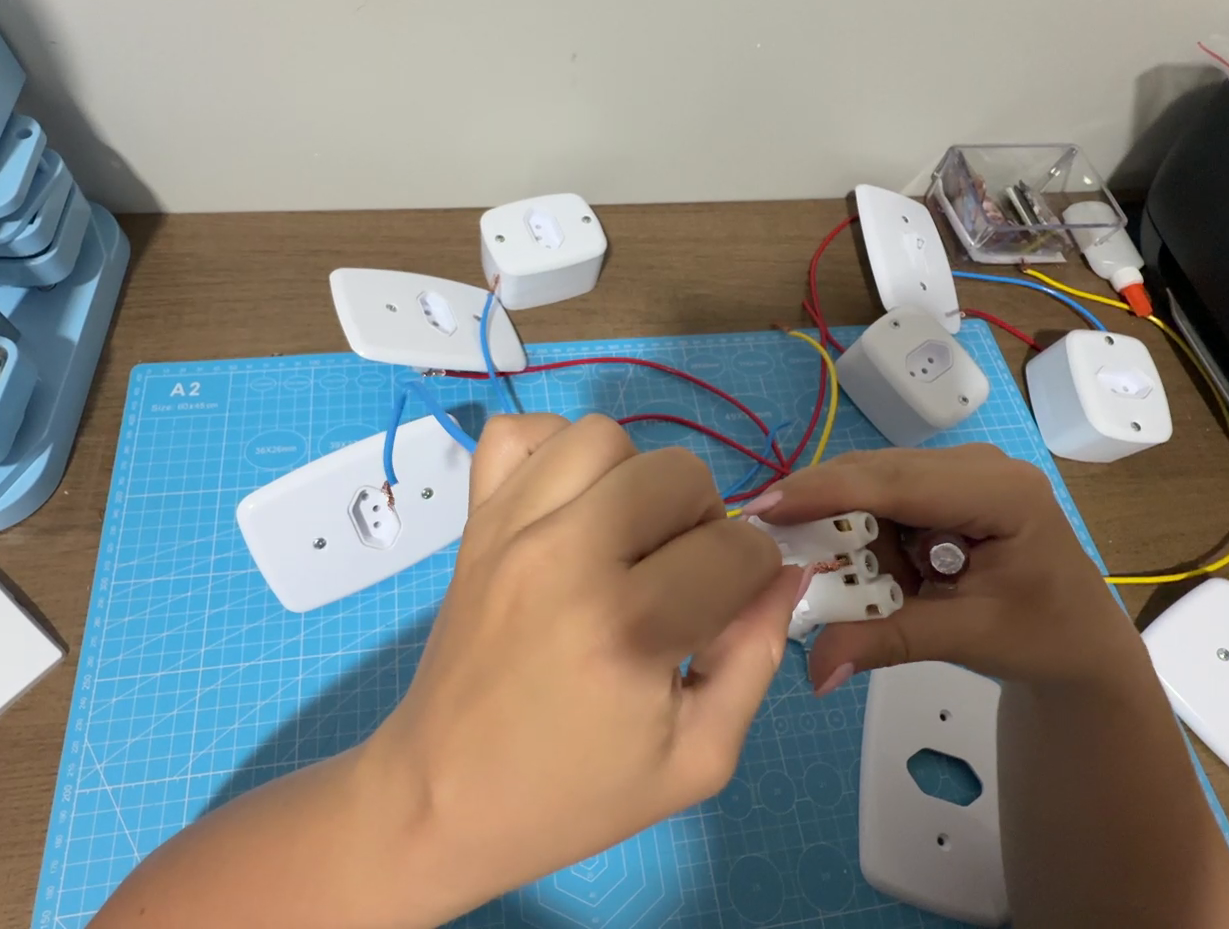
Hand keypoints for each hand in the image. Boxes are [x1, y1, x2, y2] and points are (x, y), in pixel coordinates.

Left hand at [362, 414, 805, 913]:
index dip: (756, 572)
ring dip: (635, 478)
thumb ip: (757, 654)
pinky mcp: (474, 520)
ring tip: (624, 535)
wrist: (444, 794)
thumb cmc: (575, 793)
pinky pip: (516, 434)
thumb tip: (784, 568)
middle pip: (678, 472)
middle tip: (680, 573)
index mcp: (629, 628)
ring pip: (604, 436)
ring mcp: (511, 527)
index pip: (736, 548)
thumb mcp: (698, 757)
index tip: (730, 605)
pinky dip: (552, 450)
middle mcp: (567, 556)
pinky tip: (568, 503)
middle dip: (704, 519)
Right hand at [749, 444, 1143, 694]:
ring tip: (808, 556)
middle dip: (817, 501)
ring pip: (871, 478)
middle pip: (875, 471)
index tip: (765, 509)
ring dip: (837, 517)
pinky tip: (851, 556)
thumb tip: (814, 671)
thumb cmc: (1042, 639)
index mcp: (1000, 493)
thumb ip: (887, 643)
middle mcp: (977, 466)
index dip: (826, 492)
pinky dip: (857, 524)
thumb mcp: (965, 638)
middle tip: (763, 530)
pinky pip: (880, 493)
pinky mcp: (943, 485)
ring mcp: (959, 470)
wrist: (1081, 642)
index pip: (897, 483)